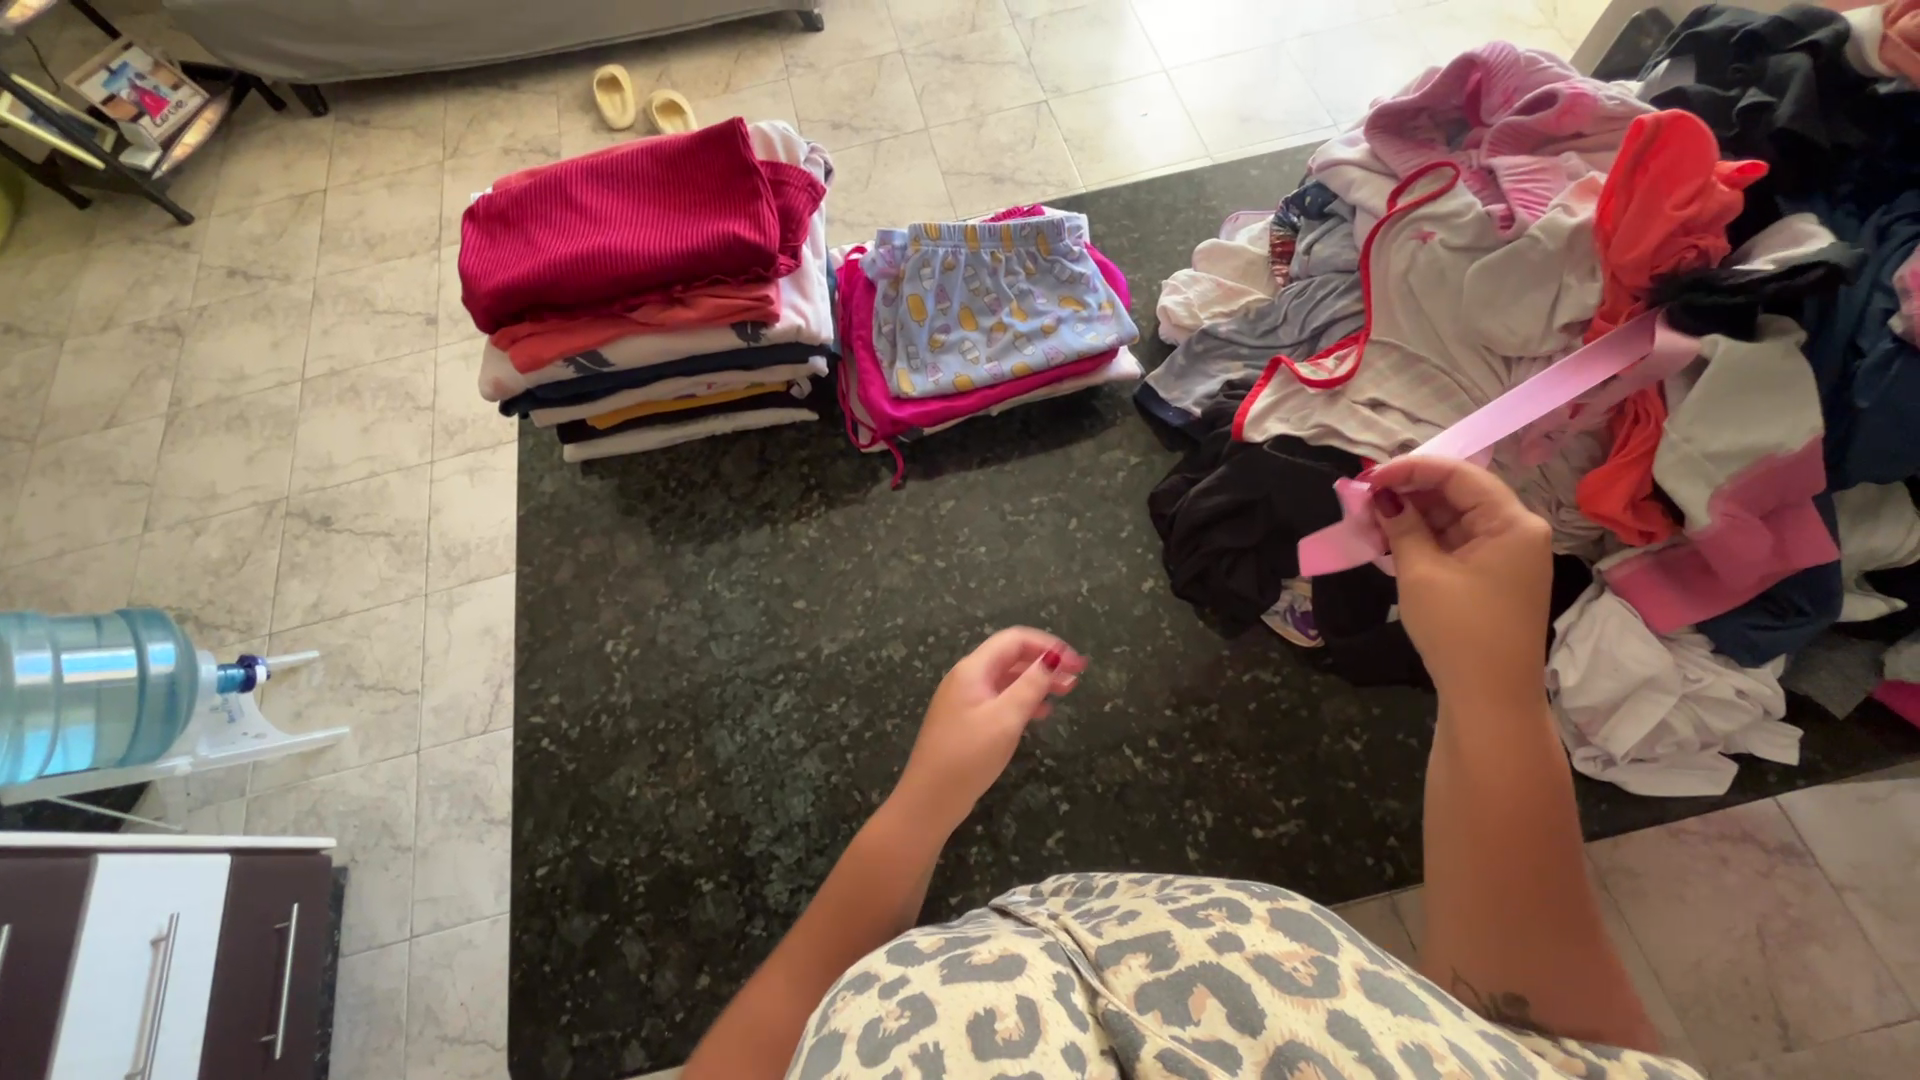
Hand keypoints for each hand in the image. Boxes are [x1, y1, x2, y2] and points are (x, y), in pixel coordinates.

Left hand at [891, 627, 1085, 831]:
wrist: (930, 799)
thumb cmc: (968, 756)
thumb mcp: (1005, 718)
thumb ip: (1030, 685)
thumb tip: (1051, 657)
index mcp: (973, 670)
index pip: (1014, 640)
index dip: (1047, 645)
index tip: (1075, 662)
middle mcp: (967, 678)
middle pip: (1011, 657)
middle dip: (1044, 662)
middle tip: (1077, 676)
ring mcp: (965, 700)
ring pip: (1007, 679)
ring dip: (1037, 681)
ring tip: (1066, 692)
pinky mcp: (967, 721)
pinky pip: (999, 699)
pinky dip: (1023, 700)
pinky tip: (1041, 713)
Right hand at [1366, 456, 1552, 701]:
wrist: (1489, 695)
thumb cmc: (1458, 629)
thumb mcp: (1421, 572)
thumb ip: (1402, 527)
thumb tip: (1381, 496)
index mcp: (1512, 523)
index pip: (1460, 475)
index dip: (1411, 469)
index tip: (1368, 478)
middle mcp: (1516, 531)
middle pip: (1459, 493)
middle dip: (1409, 491)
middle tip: (1363, 498)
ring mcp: (1505, 554)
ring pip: (1453, 517)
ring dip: (1412, 515)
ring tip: (1369, 519)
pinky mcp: (1492, 575)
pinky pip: (1455, 541)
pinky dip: (1423, 538)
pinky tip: (1389, 540)